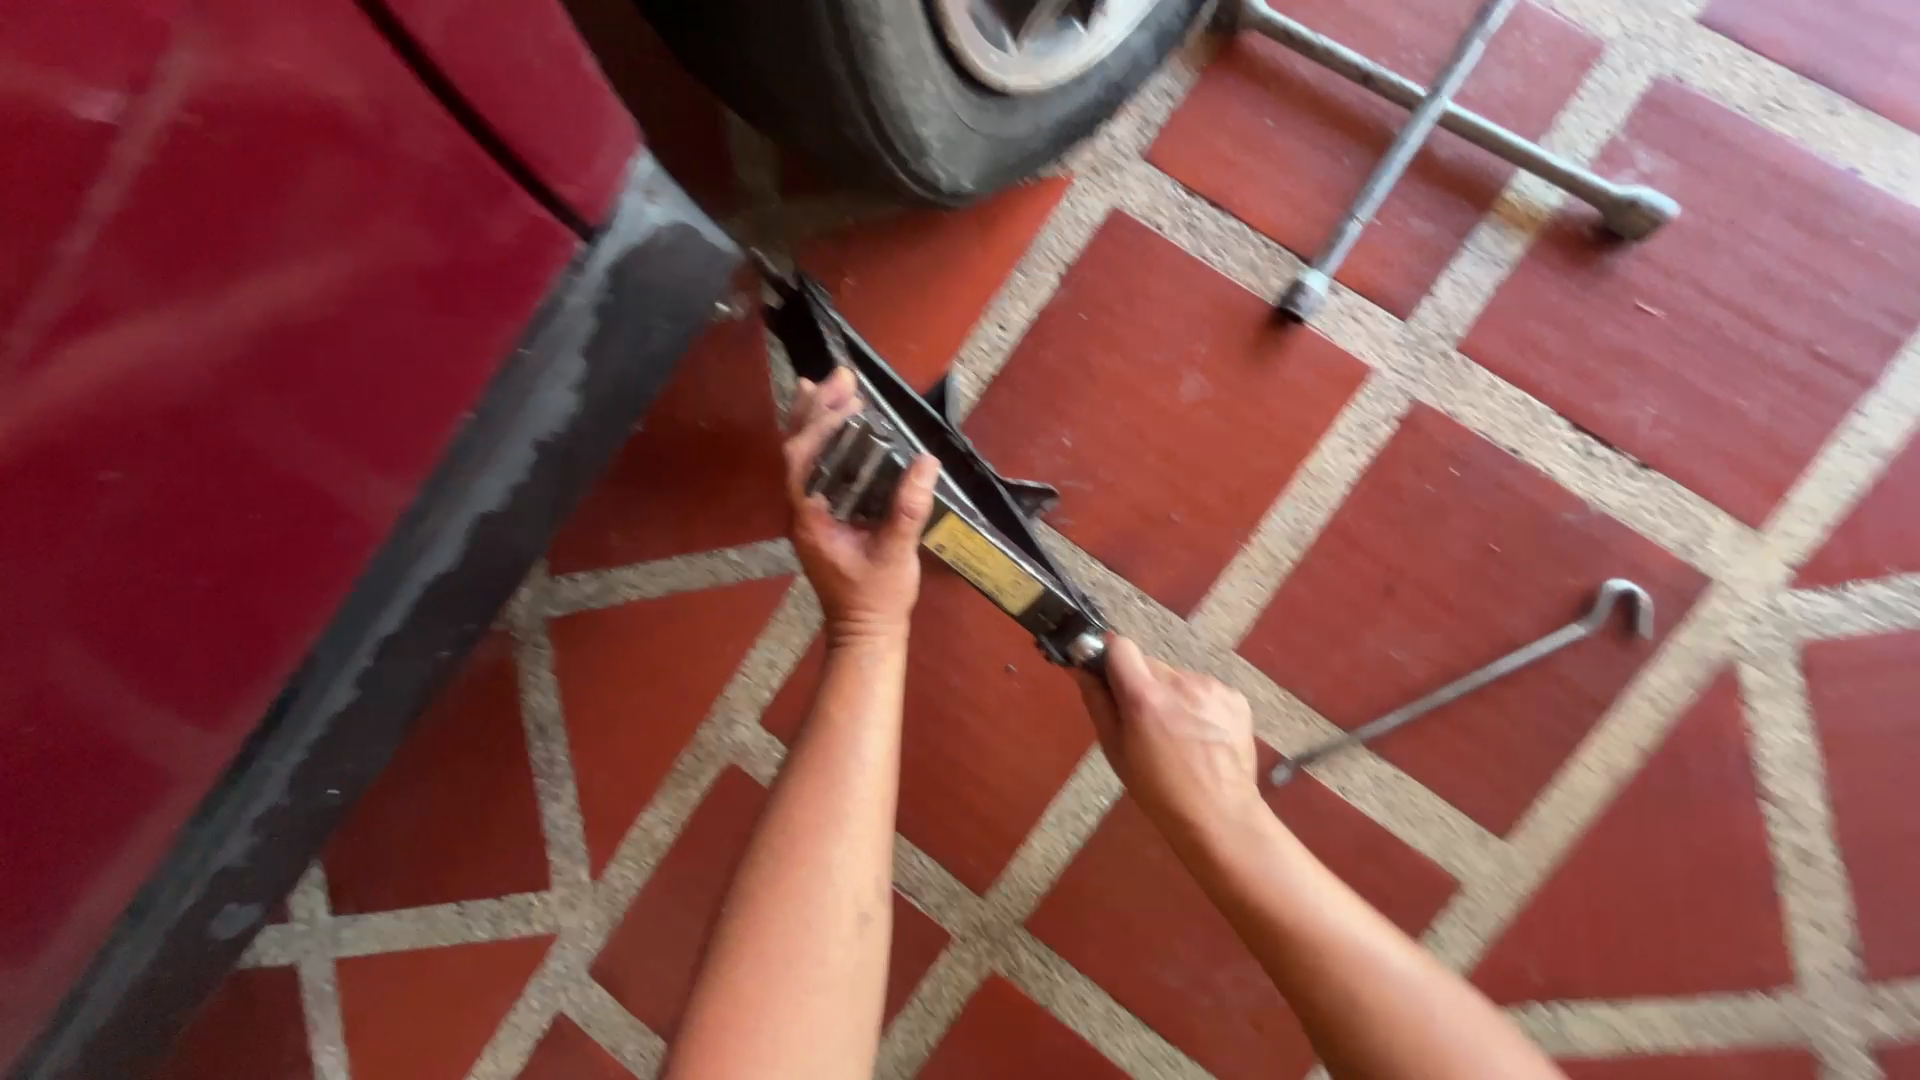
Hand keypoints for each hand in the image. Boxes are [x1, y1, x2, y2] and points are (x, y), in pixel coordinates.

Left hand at [782, 367, 939, 645]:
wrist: (865, 632)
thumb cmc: (877, 598)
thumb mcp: (896, 553)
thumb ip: (908, 508)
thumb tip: (927, 462)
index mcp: (810, 518)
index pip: (803, 458)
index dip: (820, 424)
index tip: (846, 398)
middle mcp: (800, 511)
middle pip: (796, 449)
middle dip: (817, 410)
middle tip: (841, 376)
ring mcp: (807, 514)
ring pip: (801, 457)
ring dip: (815, 420)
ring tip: (828, 385)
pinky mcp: (820, 517)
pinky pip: (814, 469)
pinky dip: (822, 442)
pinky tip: (836, 428)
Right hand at [1076, 636, 1265, 847]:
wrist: (1219, 816)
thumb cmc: (1157, 790)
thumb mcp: (1115, 750)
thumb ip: (1097, 701)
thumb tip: (1080, 668)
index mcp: (1144, 696)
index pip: (1120, 645)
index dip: (1111, 658)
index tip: (1109, 676)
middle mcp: (1179, 682)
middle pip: (1149, 664)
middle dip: (1141, 684)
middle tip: (1145, 721)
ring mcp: (1212, 688)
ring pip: (1177, 678)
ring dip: (1171, 695)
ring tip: (1179, 734)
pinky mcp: (1235, 697)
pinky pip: (1204, 689)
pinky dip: (1198, 705)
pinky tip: (1203, 736)